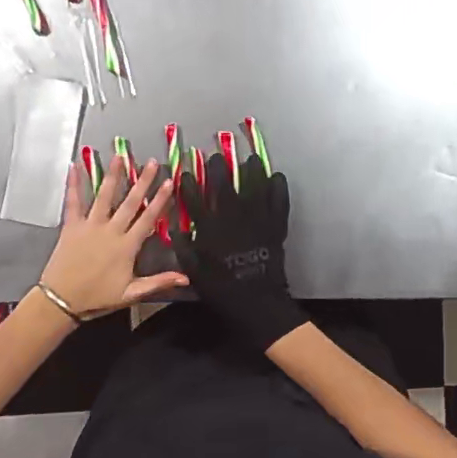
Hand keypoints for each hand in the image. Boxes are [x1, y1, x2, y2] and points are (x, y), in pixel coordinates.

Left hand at [38, 156, 188, 319]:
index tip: (169, 182)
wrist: (61, 300)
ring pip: (104, 196)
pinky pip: (73, 202)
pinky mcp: (71, 226)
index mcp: (127, 246)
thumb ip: (159, 282)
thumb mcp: (131, 293)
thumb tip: (185, 278)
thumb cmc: (98, 298)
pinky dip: (73, 184)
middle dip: (143, 181)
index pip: (148, 218)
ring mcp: (90, 226)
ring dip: (114, 176)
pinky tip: (74, 167)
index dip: (160, 200)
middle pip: (130, 202)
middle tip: (153, 163)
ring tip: (120, 156)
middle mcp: (110, 231)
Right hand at [177, 153, 306, 350]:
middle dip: (218, 166)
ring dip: (250, 168)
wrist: (255, 299)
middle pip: (223, 182)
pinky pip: (278, 199)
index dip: (190, 182)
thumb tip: (177, 230)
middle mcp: (231, 214)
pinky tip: (276, 177)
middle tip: (217, 157)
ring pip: (253, 183)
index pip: (194, 196)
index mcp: (208, 226)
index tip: (188, 173)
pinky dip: (278, 186)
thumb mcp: (193, 270)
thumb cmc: (220, 288)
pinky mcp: (275, 223)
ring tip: (249, 159)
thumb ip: (184, 247)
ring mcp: (255, 216)